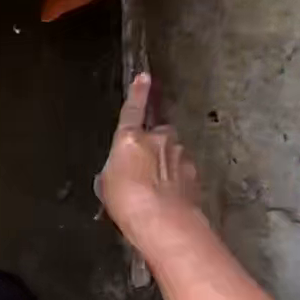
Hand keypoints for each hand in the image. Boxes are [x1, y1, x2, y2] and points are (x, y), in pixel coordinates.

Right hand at [96, 73, 202, 250]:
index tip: (144, 77)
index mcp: (130, 139)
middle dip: (150, 147)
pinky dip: (174, 180)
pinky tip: (165, 198)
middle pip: (155, 135)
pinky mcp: (193, 172)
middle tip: (138, 171)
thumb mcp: (105, 184)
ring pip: (170, 153)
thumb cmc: (127, 202)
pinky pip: (180, 171)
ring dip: (162, 166)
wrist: (163, 221)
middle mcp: (158, 139)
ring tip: (150, 192)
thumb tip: (119, 170)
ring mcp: (180, 154)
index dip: (137, 93)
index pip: (133, 110)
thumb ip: (114, 168)